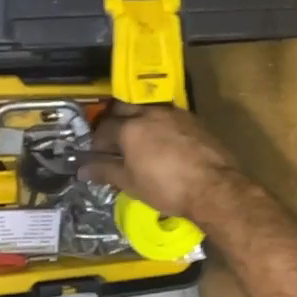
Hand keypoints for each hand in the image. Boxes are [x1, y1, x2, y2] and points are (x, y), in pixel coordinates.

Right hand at [85, 103, 243, 222]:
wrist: (215, 188)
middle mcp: (149, 113)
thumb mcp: (131, 184)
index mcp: (130, 128)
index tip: (96, 155)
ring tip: (138, 140)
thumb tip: (82, 170)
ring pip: (147, 109)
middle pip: (123, 109)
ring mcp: (174, 113)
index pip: (103, 129)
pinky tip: (163, 142)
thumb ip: (104, 171)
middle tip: (114, 142)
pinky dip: (159, 124)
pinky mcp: (193, 120)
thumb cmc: (167, 188)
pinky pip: (168, 116)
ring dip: (137, 120)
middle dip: (114, 122)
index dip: (96, 142)